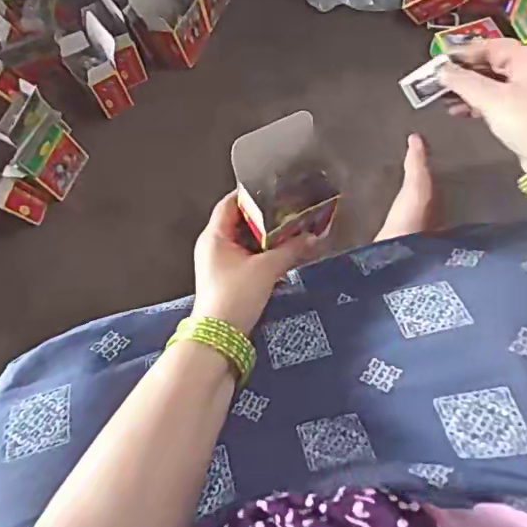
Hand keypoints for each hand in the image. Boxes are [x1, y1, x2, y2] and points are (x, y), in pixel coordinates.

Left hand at [193, 192, 320, 330]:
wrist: (219, 337)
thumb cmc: (236, 295)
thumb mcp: (266, 269)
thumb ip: (291, 250)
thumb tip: (314, 237)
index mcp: (214, 235)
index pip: (230, 203)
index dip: (251, 194)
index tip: (275, 190)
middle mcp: (212, 245)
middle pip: (238, 221)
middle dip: (264, 217)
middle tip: (289, 210)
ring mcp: (217, 262)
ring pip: (243, 241)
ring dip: (265, 237)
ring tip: (290, 230)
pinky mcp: (225, 278)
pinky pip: (244, 257)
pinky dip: (261, 253)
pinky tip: (281, 254)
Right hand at [438, 38, 526, 170]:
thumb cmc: (526, 122)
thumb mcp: (491, 99)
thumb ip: (463, 81)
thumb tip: (441, 70)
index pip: (492, 46)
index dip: (464, 52)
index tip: (439, 60)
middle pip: (496, 63)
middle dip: (466, 74)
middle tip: (440, 81)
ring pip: (499, 82)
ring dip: (472, 90)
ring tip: (446, 100)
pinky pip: (505, 98)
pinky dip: (485, 102)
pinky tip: (464, 112)